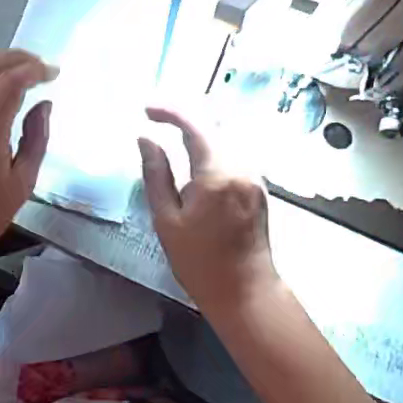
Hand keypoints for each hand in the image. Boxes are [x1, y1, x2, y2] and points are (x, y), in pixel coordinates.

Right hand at [139, 106, 279, 310]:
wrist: (244, 291)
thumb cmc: (198, 260)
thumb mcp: (166, 219)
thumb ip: (156, 174)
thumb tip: (146, 139)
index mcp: (217, 174)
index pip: (195, 125)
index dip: (169, 111)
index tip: (145, 111)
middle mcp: (241, 168)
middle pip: (214, 124)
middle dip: (184, 113)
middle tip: (155, 115)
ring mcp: (254, 176)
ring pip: (226, 135)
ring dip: (199, 127)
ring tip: (171, 128)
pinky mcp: (257, 187)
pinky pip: (233, 151)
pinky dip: (211, 143)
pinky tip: (194, 151)